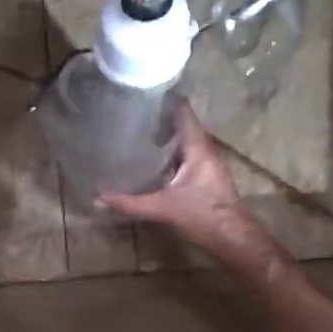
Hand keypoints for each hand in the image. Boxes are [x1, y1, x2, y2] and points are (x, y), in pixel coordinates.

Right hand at [99, 104, 271, 260]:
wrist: (234, 239)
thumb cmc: (203, 217)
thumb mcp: (162, 208)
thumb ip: (129, 202)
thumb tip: (97, 197)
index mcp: (197, 147)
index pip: (183, 111)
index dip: (165, 99)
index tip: (142, 92)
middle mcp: (205, 149)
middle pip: (183, 122)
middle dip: (160, 115)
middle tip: (131, 111)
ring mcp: (207, 162)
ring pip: (185, 138)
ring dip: (166, 132)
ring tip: (138, 128)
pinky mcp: (206, 175)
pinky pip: (186, 152)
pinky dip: (170, 148)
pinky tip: (152, 156)